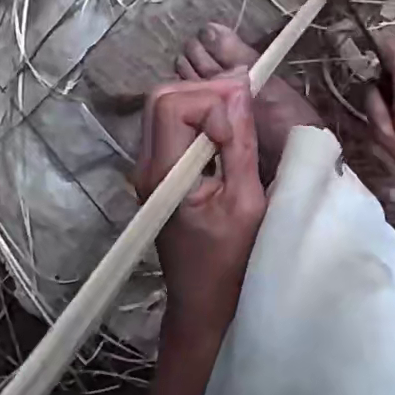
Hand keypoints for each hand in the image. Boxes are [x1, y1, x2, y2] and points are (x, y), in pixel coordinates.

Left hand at [135, 71, 267, 333]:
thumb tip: (239, 92)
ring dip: (205, 103)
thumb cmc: (231, 261)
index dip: (211, 102)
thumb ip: (239, 146)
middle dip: (207, 93)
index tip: (238, 128)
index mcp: (165, 173)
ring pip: (166, 108)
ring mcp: (150, 168)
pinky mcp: (161, 171)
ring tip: (239, 121)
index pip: (172, 105)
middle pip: (163, 98)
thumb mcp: (247, 202)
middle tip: (243, 109)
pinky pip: (174, 126)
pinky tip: (227, 135)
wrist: (203, 303)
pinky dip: (202, 118)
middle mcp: (147, 164)